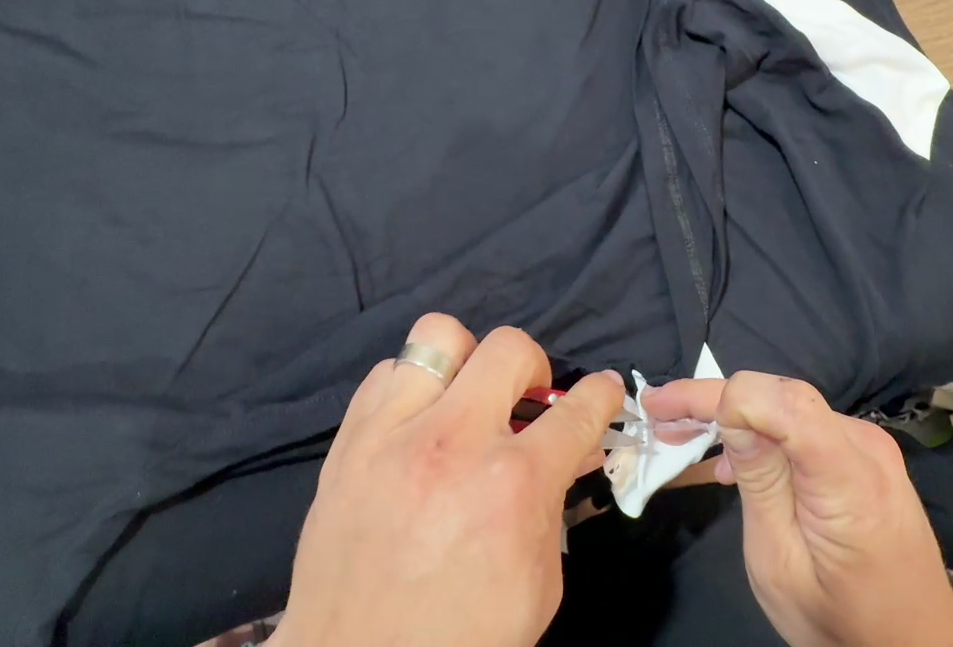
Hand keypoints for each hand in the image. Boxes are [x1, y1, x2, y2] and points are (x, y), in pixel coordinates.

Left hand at [272, 313, 624, 646]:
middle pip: (509, 348)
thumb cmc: (462, 634)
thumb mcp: (536, 583)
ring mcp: (395, 432)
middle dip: (534, 366)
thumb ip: (555, 506)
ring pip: (438, 335)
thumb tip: (571, 452)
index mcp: (512, 484)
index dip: (600, 394)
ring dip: (465, 361)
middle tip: (526, 400)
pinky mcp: (350, 438)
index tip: (603, 388)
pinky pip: (386, 372)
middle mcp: (455, 440)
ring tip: (465, 397)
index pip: (576, 411)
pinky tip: (417, 418)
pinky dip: (412, 385)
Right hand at [642, 373, 952, 646]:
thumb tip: (730, 413)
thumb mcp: (781, 564)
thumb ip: (760, 483)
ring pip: (785, 402)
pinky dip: (758, 427)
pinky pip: (801, 422)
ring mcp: (866, 443)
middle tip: (655, 410)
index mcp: (848, 480)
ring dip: (729, 409)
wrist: (915, 643)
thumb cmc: (841, 618)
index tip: (673, 416)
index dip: (728, 399)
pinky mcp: (861, 451)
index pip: (787, 405)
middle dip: (712, 396)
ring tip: (675, 428)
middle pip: (779, 395)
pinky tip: (728, 456)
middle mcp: (863, 444)